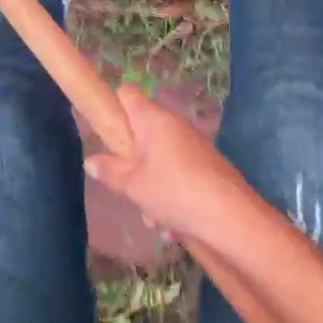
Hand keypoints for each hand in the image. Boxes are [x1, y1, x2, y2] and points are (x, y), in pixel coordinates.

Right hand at [83, 86, 250, 239]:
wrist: (232, 217)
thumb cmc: (174, 191)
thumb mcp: (133, 185)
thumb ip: (109, 171)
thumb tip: (90, 160)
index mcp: (152, 119)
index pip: (127, 93)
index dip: (114, 107)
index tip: (108, 135)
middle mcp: (173, 125)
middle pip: (142, 135)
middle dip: (132, 166)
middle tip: (129, 191)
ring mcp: (192, 145)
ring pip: (159, 162)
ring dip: (152, 190)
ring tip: (155, 221)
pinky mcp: (207, 166)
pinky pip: (179, 176)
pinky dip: (173, 198)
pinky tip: (174, 229)